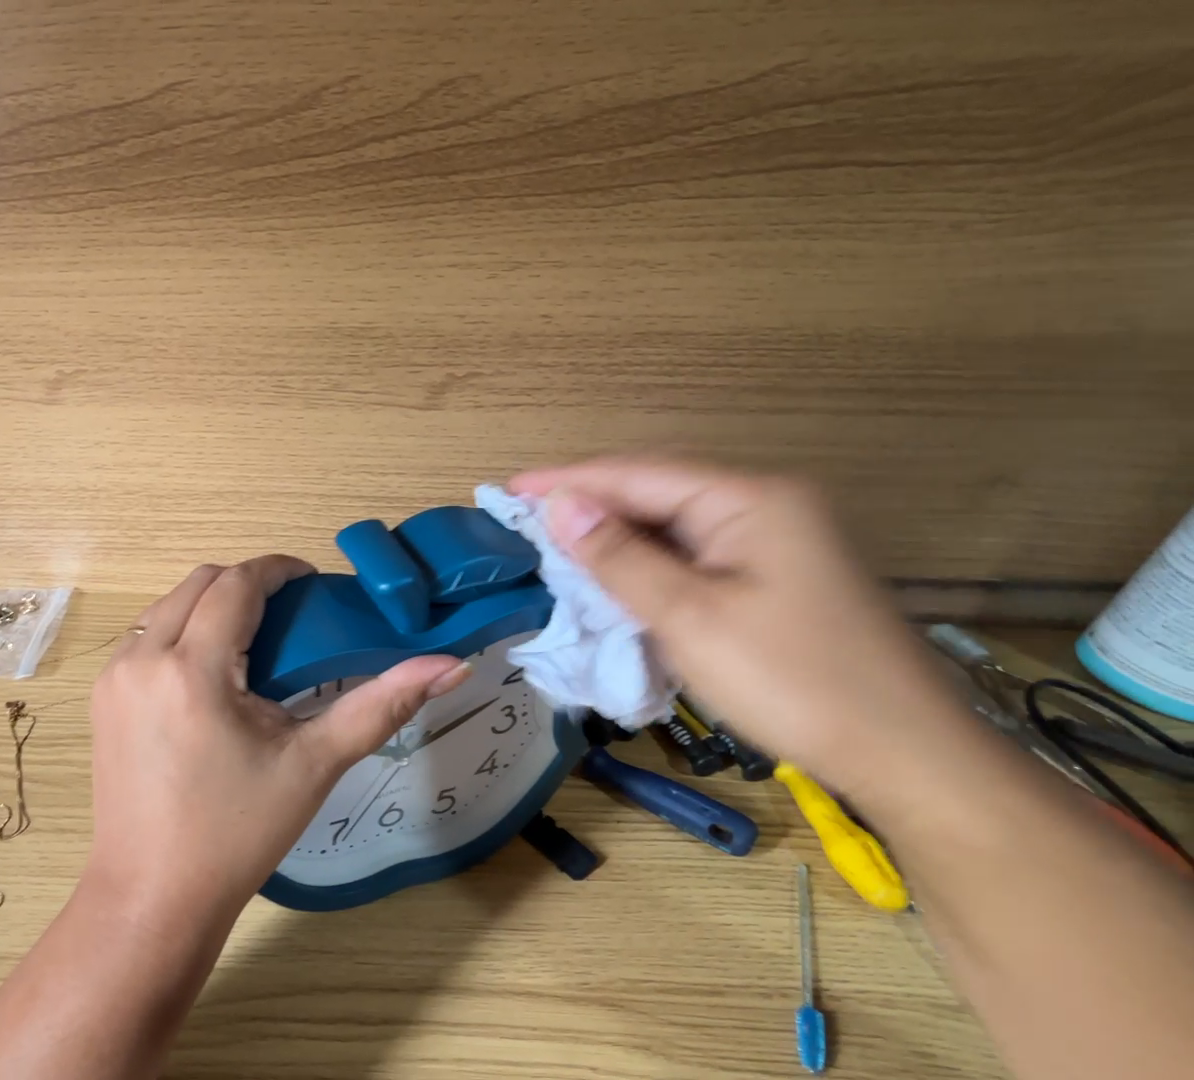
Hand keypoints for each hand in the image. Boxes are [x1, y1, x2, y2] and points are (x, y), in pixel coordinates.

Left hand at [84, 556, 469, 922]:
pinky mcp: (100, 698)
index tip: (312, 580)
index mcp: (192, 669)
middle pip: (198, 583)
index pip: (236, 585)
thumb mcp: (313, 766)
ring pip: (165, 606)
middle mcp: (141, 659)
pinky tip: (210, 670)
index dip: (277, 570)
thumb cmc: (237, 834)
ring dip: (209, 604)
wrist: (152, 894)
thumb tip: (450, 667)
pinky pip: (143, 637)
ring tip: (254, 639)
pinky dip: (179, 630)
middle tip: (291, 611)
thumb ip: (381, 706)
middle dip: (245, 583)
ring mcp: (113, 678)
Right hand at [509, 458, 965, 792]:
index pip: (637, 474)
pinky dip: (646, 563)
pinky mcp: (777, 575)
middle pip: (656, 490)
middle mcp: (765, 504)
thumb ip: (619, 558)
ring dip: (615, 536)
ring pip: (673, 524)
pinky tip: (613, 578)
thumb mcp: (690, 618)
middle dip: (588, 505)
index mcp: (750, 499)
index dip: (568, 481)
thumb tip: (560, 507)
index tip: (506, 491)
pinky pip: (694, 553)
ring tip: (553, 548)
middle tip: (521, 524)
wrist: (906, 754)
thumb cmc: (793, 681)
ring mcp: (776, 540)